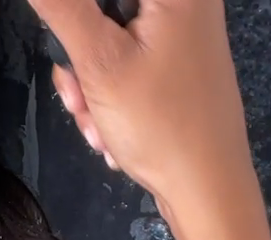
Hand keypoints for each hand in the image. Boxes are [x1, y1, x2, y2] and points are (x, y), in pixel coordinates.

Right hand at [30, 0, 257, 228]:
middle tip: (78, 98)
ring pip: (116, 44)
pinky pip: (133, 68)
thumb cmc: (160, 124)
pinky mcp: (181, 69)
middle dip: (82, 57)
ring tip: (98, 126)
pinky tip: (113, 131)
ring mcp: (186, 37)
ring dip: (93, 88)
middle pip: (109, 14)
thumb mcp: (100, 64)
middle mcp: (185, 1)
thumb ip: (63, 8)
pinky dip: (114, 99)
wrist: (207, 188)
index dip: (78, 15)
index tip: (69, 42)